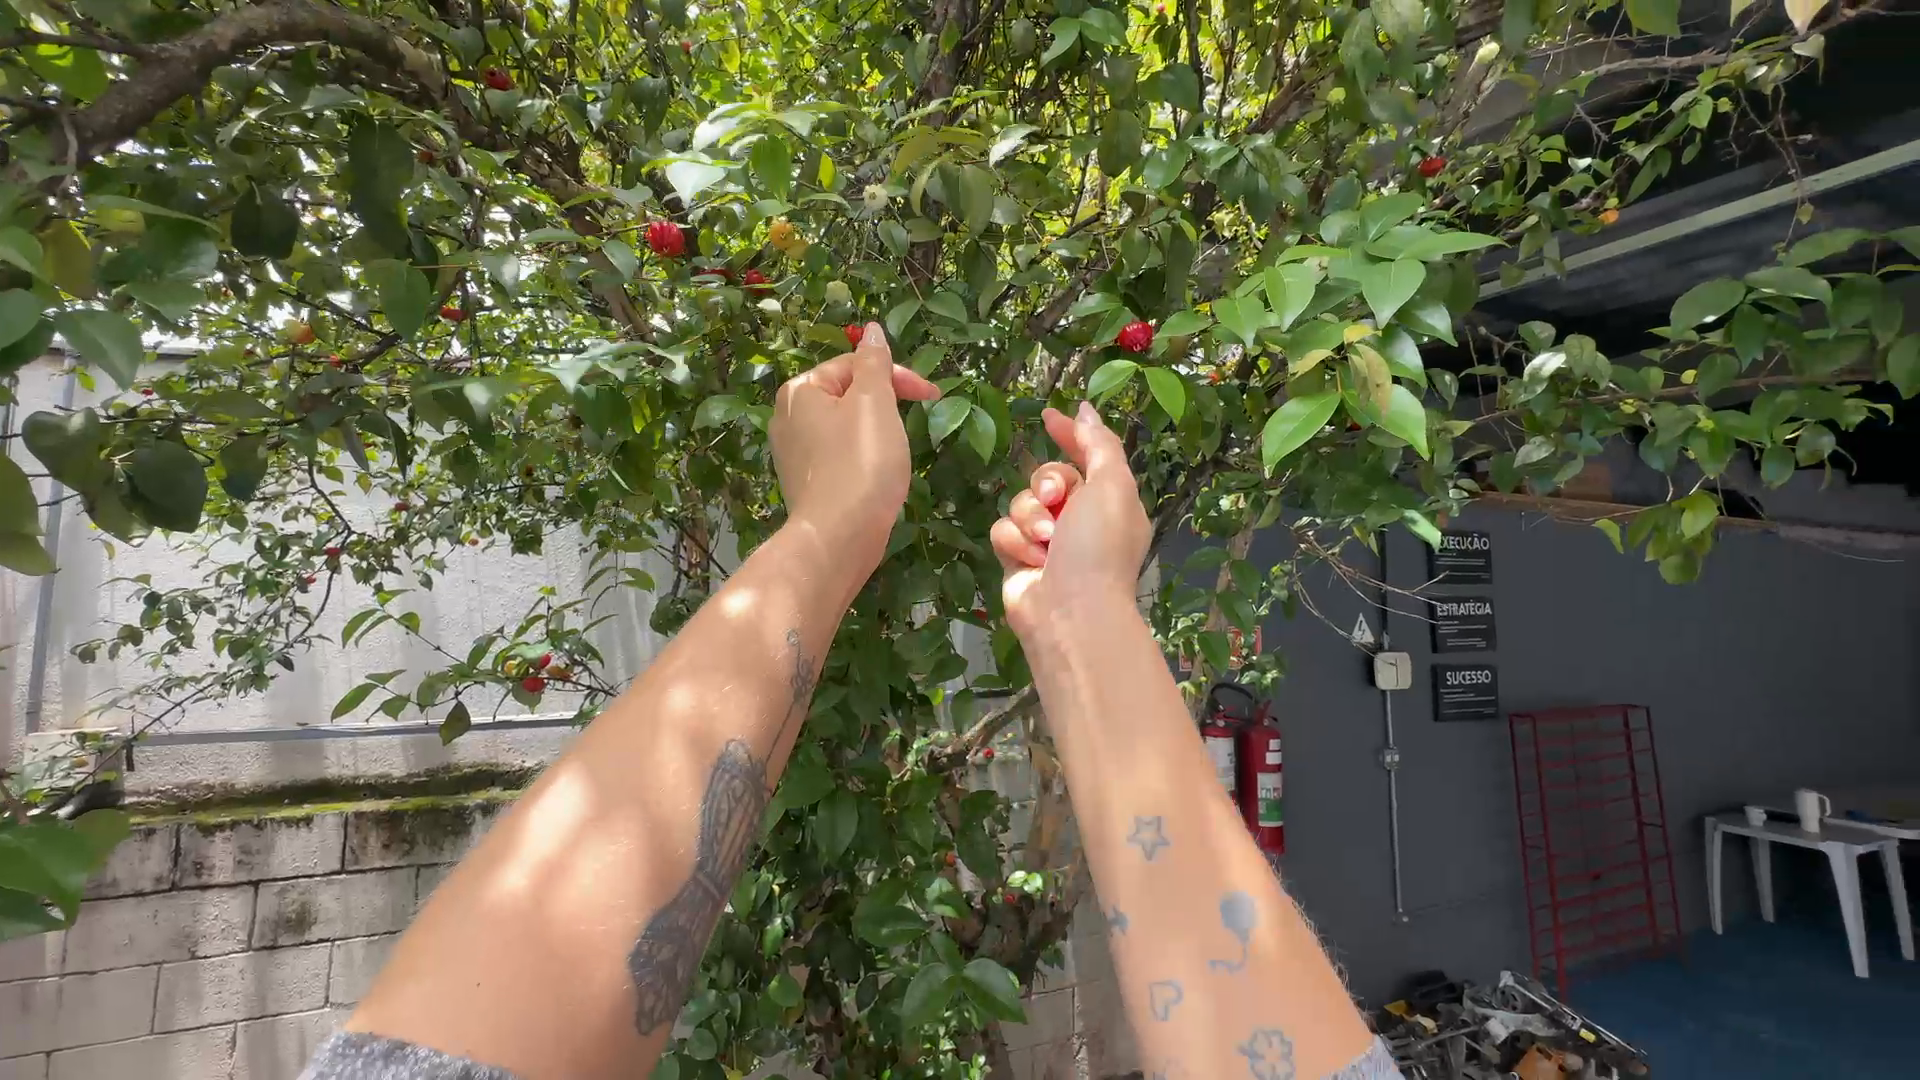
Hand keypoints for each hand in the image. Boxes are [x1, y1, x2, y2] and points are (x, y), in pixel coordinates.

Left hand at [771, 322, 938, 568]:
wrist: (839, 537)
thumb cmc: (860, 463)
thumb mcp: (874, 403)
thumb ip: (875, 363)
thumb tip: (872, 330)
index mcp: (801, 391)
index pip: (854, 365)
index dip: (896, 375)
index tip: (931, 396)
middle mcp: (787, 418)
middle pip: (848, 395)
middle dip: (886, 404)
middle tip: (917, 420)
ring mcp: (794, 455)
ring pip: (845, 427)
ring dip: (877, 432)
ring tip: (897, 451)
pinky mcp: (807, 484)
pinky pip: (840, 457)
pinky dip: (863, 458)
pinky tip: (878, 475)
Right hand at [991, 402, 1149, 640]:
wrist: (1071, 610)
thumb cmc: (1099, 546)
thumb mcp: (1112, 486)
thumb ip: (1099, 445)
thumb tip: (1086, 411)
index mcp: (1108, 501)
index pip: (1085, 456)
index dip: (1069, 435)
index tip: (1049, 415)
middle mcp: (1077, 518)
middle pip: (1046, 476)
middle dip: (1046, 484)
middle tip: (1054, 501)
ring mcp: (1045, 540)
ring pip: (1020, 502)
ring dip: (1030, 519)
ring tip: (1046, 543)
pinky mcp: (1017, 557)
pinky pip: (1002, 530)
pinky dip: (1015, 543)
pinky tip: (1031, 562)